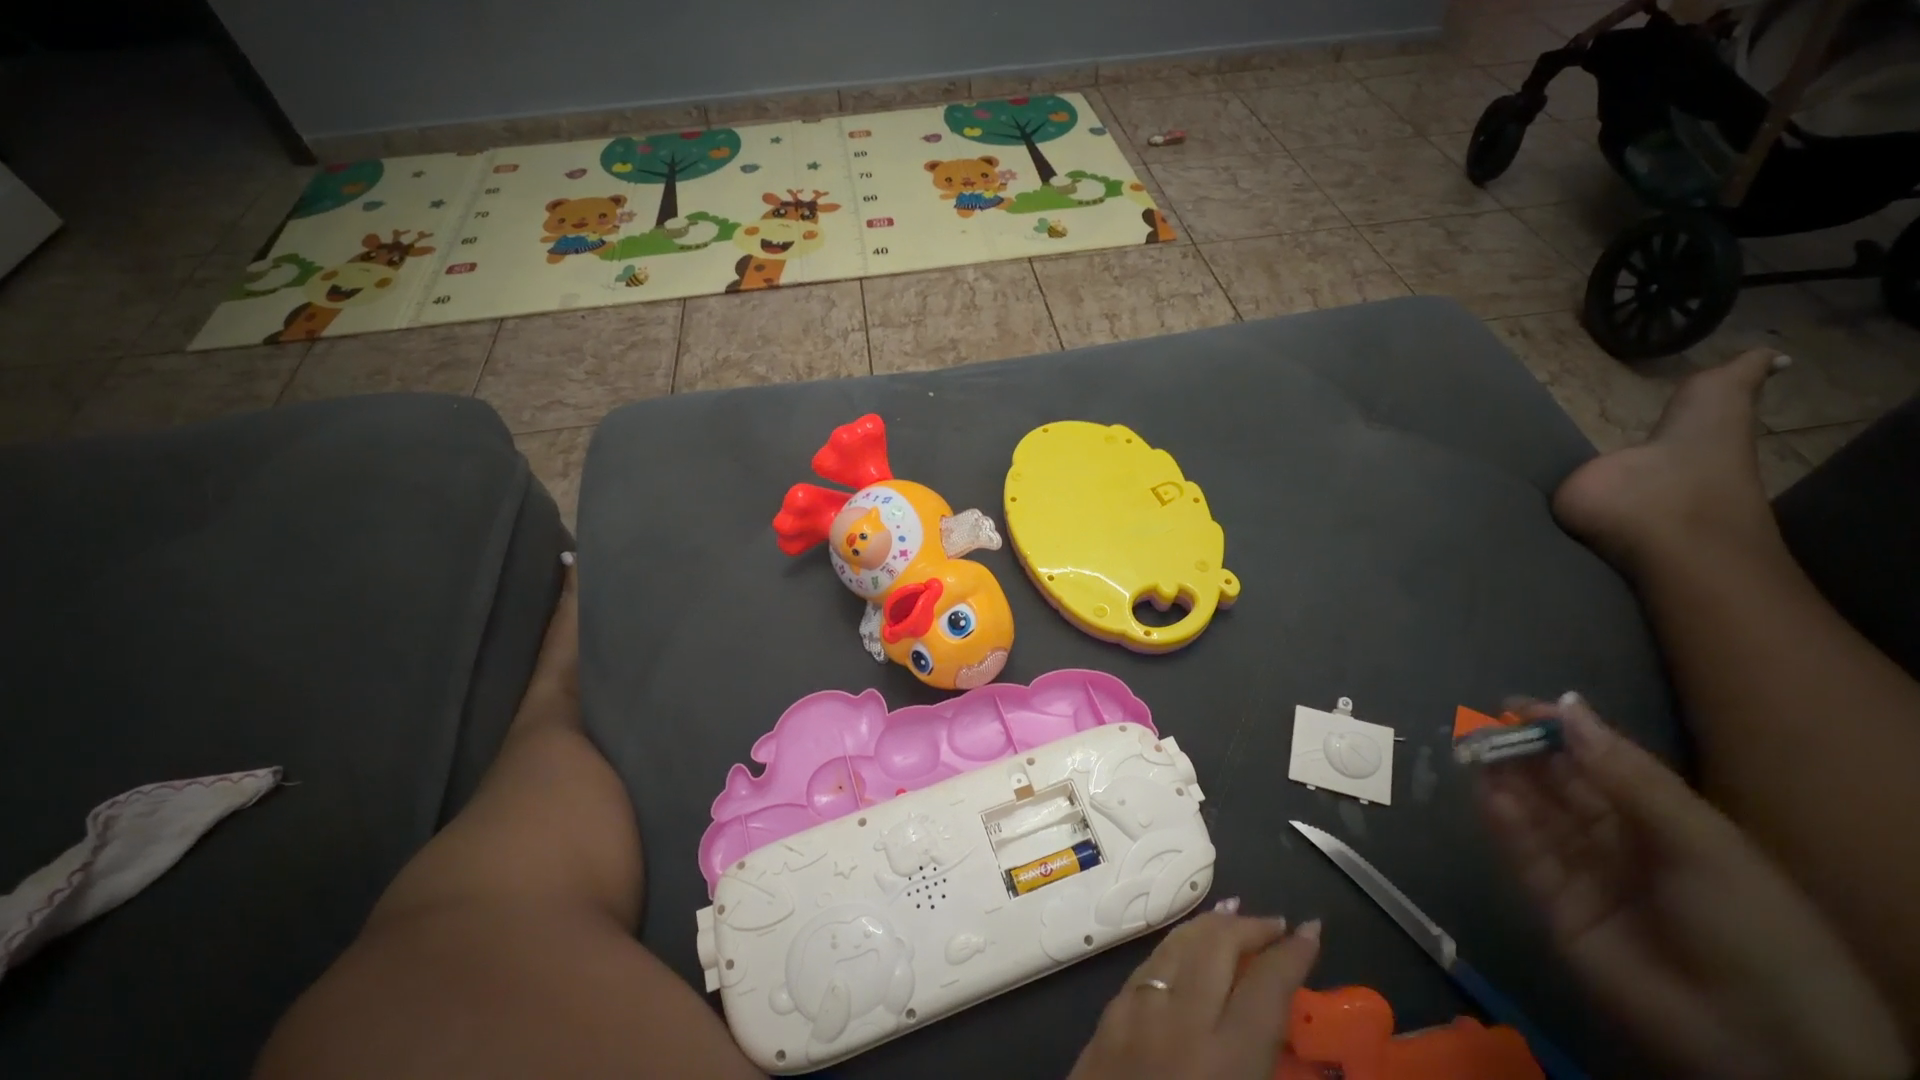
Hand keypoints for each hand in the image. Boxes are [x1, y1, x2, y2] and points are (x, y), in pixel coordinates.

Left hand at [1067, 903, 1320, 1079]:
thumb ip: (1264, 1067)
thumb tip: (1276, 1041)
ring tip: (1233, 917)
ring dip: (1209, 927)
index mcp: (1226, 1057)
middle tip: (1276, 925)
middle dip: (1251, 928)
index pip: (1268, 985)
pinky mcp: (1105, 1020)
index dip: (1294, 954)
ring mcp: (1136, 1012)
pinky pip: (1147, 967)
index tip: (1313, 932)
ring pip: (1177, 946)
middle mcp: (1181, 1020)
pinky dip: (1173, 948)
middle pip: (1218, 948)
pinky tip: (1182, 951)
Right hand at [1479, 694, 1910, 1079]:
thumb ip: (1625, 776)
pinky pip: (1528, 859)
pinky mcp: (1558, 909)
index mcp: (1670, 820)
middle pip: (1564, 787)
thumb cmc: (1750, 923)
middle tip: (1485, 726)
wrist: (1758, 1037)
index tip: (1519, 706)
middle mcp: (1624, 842)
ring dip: (1507, 784)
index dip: (1565, 733)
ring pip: (1539, 818)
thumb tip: (1567, 708)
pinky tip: (1487, 796)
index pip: (1604, 763)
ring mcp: (1589, 876)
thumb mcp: (1699, 839)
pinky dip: (1505, 826)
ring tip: (1473, 753)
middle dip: (1526, 754)